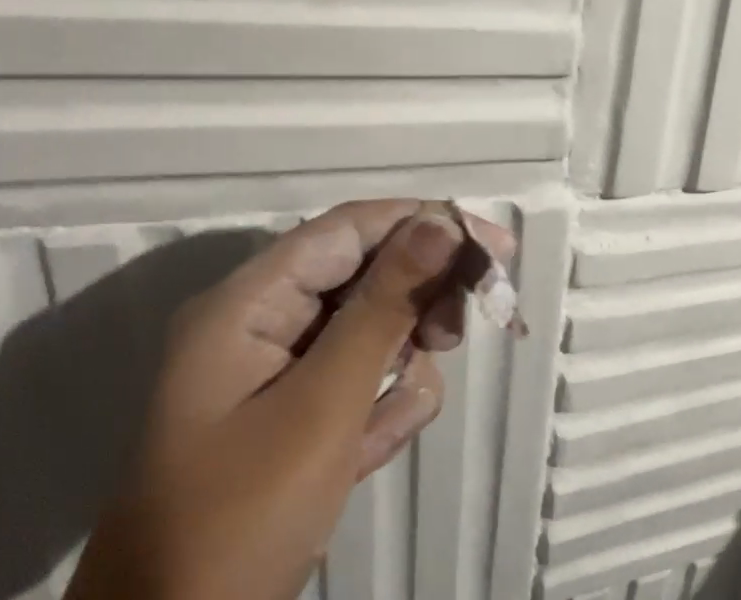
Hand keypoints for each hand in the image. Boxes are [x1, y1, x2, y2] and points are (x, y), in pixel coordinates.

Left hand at [65, 199, 517, 599]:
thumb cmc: (241, 516)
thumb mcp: (323, 406)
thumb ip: (384, 307)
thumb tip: (438, 223)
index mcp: (247, 306)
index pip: (352, 228)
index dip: (427, 224)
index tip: (499, 249)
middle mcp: (262, 323)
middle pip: (369, 273)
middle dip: (418, 303)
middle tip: (453, 338)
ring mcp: (280, 371)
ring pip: (376, 328)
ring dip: (402, 366)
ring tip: (387, 421)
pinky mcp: (299, 413)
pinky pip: (366, 379)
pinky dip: (384, 407)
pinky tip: (369, 451)